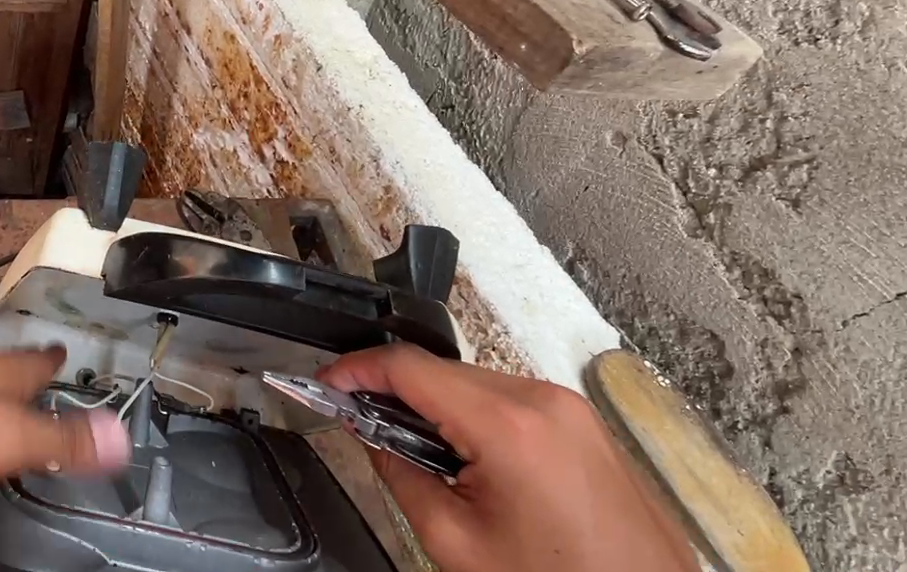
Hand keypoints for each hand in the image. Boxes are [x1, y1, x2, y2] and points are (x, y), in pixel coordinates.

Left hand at [0, 346, 130, 487]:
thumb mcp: (8, 440)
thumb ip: (63, 439)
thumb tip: (124, 436)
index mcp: (1, 372)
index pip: (38, 360)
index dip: (55, 360)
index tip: (65, 350)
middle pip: (7, 362)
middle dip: (25, 367)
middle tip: (40, 369)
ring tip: (0, 391)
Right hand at [319, 345, 696, 571]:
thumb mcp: (455, 540)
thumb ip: (398, 470)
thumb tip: (367, 428)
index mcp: (508, 423)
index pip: (407, 366)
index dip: (355, 369)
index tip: (324, 384)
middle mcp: (540, 397)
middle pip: (437, 369)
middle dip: (390, 388)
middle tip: (357, 420)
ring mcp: (568, 406)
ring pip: (469, 380)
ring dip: (428, 400)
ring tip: (409, 444)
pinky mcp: (582, 422)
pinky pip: (504, 397)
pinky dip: (467, 412)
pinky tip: (457, 451)